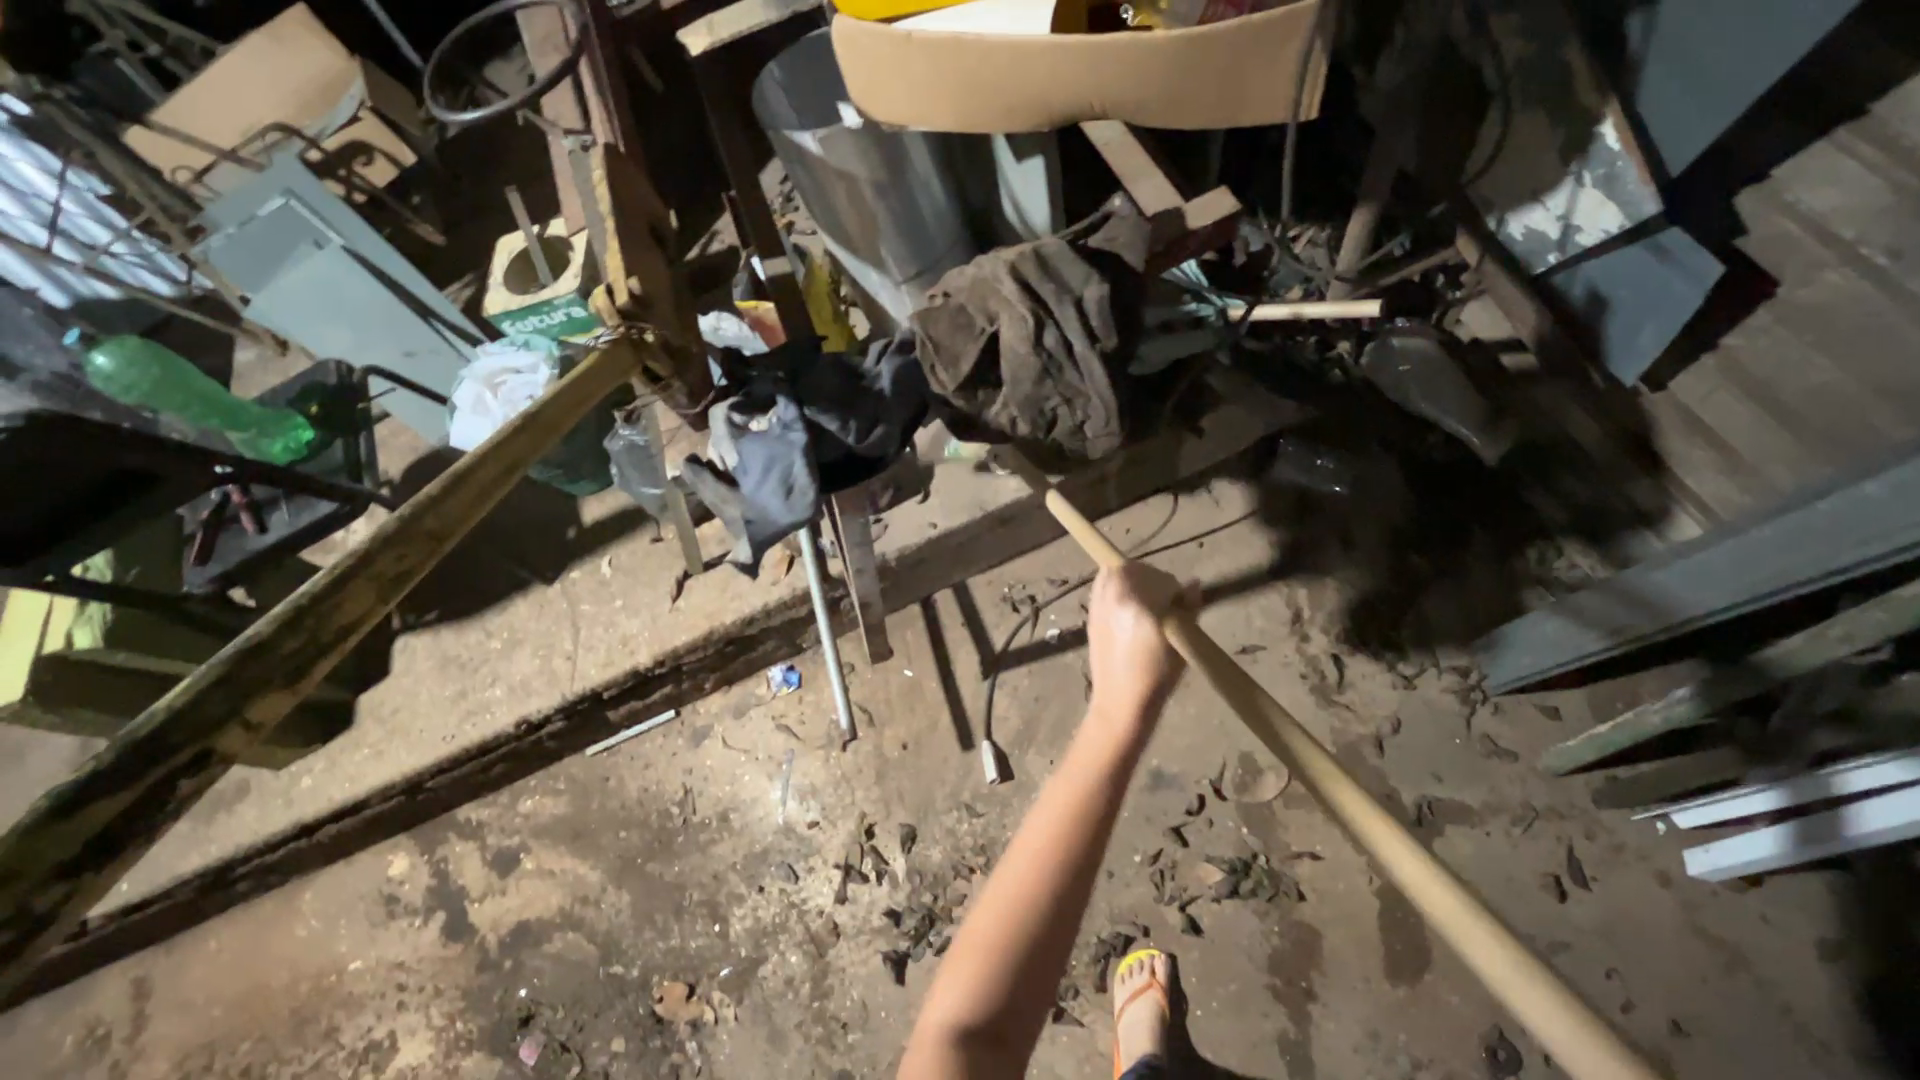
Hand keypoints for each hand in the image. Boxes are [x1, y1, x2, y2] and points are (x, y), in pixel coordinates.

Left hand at [1086, 562, 1193, 728]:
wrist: (1120, 700)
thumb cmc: (1158, 675)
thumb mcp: (1182, 641)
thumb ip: (1189, 607)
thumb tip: (1193, 583)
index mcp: (1141, 605)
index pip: (1164, 580)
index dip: (1175, 592)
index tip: (1178, 606)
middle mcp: (1116, 597)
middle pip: (1139, 569)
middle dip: (1154, 580)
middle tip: (1162, 603)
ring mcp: (1099, 602)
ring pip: (1119, 571)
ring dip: (1134, 579)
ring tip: (1144, 602)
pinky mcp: (1090, 610)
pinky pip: (1104, 582)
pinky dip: (1116, 584)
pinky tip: (1127, 604)